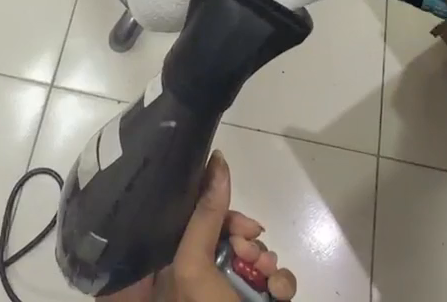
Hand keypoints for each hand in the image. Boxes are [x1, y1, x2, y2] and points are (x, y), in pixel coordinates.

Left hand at [101, 154, 296, 301]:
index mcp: (166, 274)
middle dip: (245, 237)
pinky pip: (270, 281)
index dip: (213, 211)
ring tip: (268, 277)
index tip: (237, 215)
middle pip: (222, 236)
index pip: (186, 222)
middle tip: (253, 251)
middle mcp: (192, 283)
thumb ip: (205, 216)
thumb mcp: (196, 270)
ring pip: (250, 256)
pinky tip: (281, 292)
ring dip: (266, 260)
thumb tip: (217, 159)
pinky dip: (280, 282)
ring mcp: (225, 297)